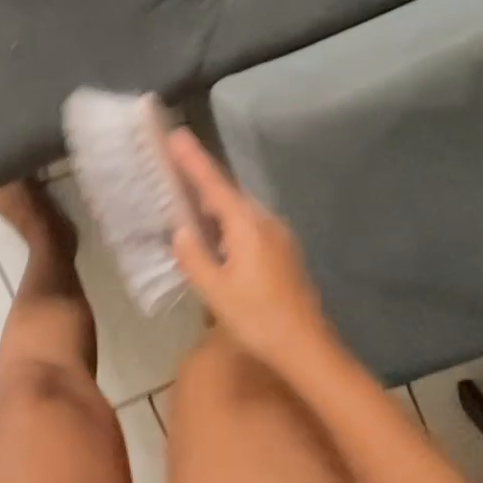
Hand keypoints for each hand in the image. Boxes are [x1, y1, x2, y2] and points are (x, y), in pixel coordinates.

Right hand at [167, 129, 332, 367]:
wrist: (308, 349)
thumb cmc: (258, 318)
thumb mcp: (215, 290)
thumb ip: (193, 256)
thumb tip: (180, 230)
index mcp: (246, 224)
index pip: (213, 183)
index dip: (193, 159)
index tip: (176, 133)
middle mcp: (264, 221)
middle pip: (227, 193)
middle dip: (201, 180)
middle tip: (174, 169)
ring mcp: (277, 236)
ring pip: (238, 211)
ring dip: (214, 204)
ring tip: (187, 202)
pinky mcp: (282, 253)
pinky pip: (248, 226)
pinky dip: (227, 222)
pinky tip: (215, 237)